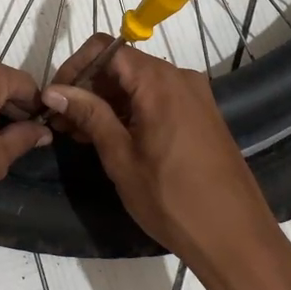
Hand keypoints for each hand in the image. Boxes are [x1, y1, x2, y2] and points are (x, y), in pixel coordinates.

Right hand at [42, 34, 275, 264]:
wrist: (237, 240)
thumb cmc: (173, 199)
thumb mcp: (121, 157)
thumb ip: (89, 115)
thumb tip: (53, 91)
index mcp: (159, 81)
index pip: (105, 49)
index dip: (75, 68)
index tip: (56, 98)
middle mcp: (179, 78)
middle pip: (122, 66)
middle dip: (88, 88)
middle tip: (62, 123)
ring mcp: (194, 97)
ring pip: (138, 84)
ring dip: (107, 103)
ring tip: (81, 136)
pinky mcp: (201, 117)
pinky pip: (157, 100)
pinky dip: (131, 112)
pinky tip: (112, 140)